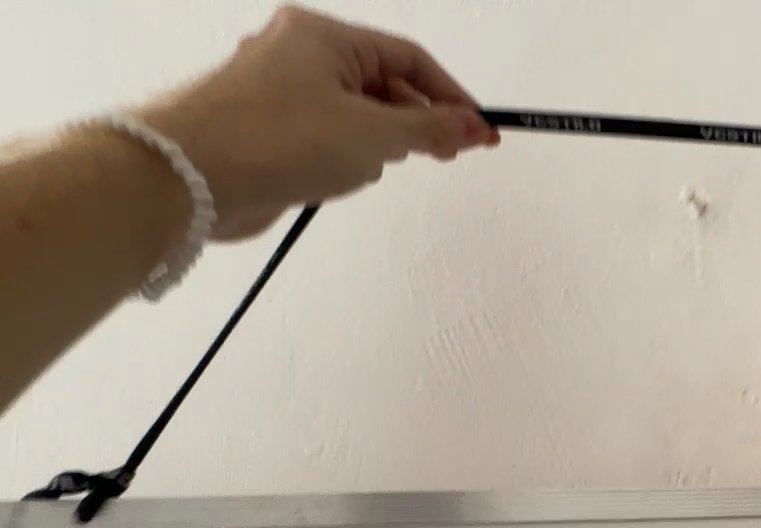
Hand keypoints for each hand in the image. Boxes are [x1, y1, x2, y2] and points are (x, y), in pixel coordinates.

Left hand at [134, 5, 495, 241]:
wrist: (193, 174)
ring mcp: (286, 90)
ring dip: (391, 139)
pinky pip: (338, 133)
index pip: (411, 59)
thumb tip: (474, 126)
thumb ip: (433, 130)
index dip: (454, 98)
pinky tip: (357, 172)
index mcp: (323, 37)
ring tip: (396, 162)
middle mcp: (301, 53)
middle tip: (453, 152)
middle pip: (389, 83)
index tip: (484, 133)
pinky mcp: (277, 126)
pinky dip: (361, 152)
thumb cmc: (278, 139)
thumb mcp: (377, 134)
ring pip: (364, 111)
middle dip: (425, 119)